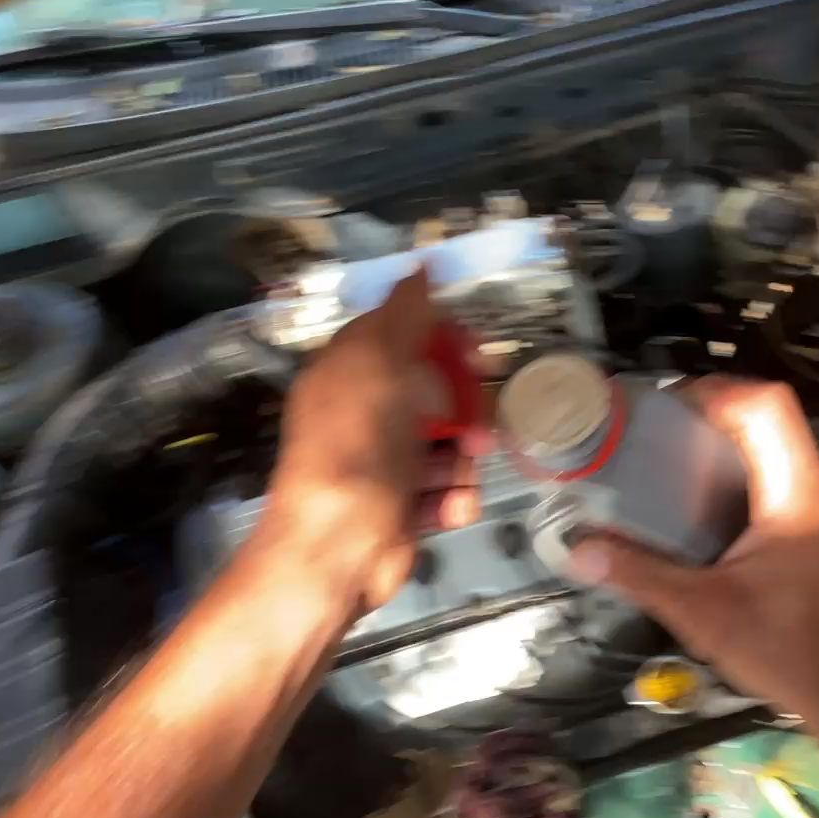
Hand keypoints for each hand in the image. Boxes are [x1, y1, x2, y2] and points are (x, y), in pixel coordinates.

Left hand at [254, 271, 482, 611]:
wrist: (338, 551)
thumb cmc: (358, 450)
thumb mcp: (380, 368)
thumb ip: (404, 317)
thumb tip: (421, 266)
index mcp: (352, 373)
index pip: (406, 335)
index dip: (445, 340)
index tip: (477, 355)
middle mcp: (369, 411)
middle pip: (438, 392)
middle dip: (467, 412)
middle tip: (480, 431)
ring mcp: (388, 459)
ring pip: (451, 441)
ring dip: (463, 463)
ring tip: (459, 480)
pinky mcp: (405, 501)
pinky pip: (447, 485)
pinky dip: (454, 497)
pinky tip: (449, 509)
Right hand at [569, 378, 818, 718]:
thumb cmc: (782, 649)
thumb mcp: (701, 612)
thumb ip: (638, 574)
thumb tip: (576, 549)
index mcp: (799, 492)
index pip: (768, 406)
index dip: (717, 390)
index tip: (664, 403)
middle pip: (770, 412)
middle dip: (712, 406)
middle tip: (655, 424)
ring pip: (776, 434)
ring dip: (726, 430)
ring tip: (670, 447)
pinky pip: (780, 460)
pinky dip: (741, 457)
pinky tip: (701, 486)